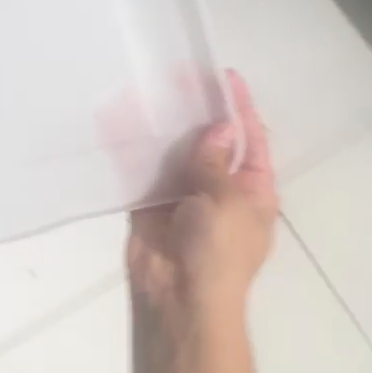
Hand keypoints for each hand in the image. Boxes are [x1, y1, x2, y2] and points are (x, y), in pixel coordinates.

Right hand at [126, 70, 276, 322]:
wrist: (180, 295)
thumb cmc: (219, 251)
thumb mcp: (227, 203)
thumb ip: (215, 163)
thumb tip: (216, 127)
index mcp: (252, 188)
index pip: (250, 139)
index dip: (239, 108)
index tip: (224, 77)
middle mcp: (218, 186)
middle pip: (208, 141)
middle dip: (195, 112)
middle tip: (175, 78)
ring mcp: (182, 194)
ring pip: (173, 153)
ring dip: (161, 127)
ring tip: (144, 94)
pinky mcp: (150, 203)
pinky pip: (142, 170)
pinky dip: (132, 150)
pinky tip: (119, 127)